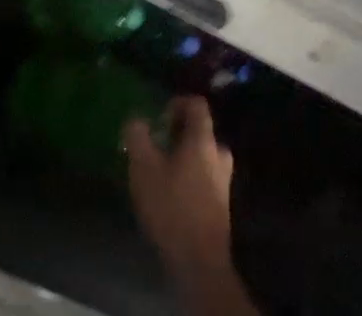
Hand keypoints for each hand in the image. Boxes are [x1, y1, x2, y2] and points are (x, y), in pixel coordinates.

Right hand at [124, 96, 235, 279]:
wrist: (200, 259)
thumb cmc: (171, 206)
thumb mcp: (143, 168)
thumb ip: (138, 138)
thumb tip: (137, 119)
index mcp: (203, 140)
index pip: (197, 105)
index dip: (177, 102)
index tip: (158, 114)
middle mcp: (219, 154)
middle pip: (200, 130)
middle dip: (177, 132)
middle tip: (154, 143)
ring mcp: (224, 179)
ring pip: (202, 154)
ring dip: (181, 154)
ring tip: (158, 168)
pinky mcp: (222, 201)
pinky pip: (204, 174)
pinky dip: (188, 173)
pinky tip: (170, 191)